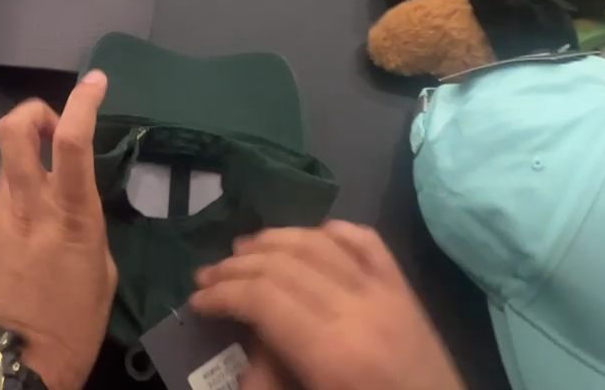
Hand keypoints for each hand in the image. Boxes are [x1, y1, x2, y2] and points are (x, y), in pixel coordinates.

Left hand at [0, 71, 115, 389]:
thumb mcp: (101, 270)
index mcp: (70, 216)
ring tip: (42, 195)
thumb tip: (75, 202)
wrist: (14, 370)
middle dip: (32, 112)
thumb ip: (87, 223)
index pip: (73, 141)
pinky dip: (16, 209)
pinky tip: (25, 244)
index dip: (82, 101)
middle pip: (14, 131)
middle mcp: (29, 206)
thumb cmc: (74, 324)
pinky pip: (0, 205)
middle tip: (49, 124)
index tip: (95, 81)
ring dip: (26, 163)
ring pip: (6, 165)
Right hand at [191, 222, 463, 389]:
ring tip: (243, 249)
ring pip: (317, 243)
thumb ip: (274, 381)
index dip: (223, 293)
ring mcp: (387, 296)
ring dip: (273, 240)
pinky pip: (365, 242)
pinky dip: (332, 231)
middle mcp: (358, 311)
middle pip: (282, 265)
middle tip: (207, 276)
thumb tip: (248, 354)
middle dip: (236, 267)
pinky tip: (309, 235)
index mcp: (333, 354)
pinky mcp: (407, 294)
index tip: (197, 301)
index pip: (262, 298)